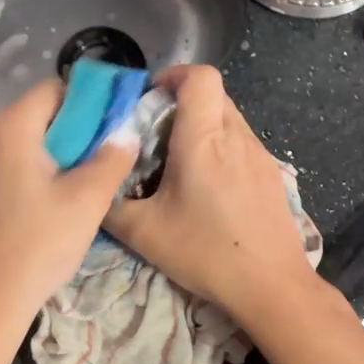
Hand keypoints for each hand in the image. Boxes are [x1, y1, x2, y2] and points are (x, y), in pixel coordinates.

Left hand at [0, 78, 135, 326]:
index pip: (56, 88)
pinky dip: (47, 163)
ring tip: (93, 175)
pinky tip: (67, 192)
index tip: (116, 123)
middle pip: (44, 110)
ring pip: (34, 135)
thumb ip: (112, 157)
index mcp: (12, 126)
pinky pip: (21, 156)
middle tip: (111, 152)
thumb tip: (127, 131)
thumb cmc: (40, 242)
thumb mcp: (88, 199)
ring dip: (66, 147)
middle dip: (80, 125)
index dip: (89, 100)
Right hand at [104, 66, 323, 328]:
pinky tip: (204, 184)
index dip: (173, 74)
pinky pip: (239, 141)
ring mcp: (258, 154)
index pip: (200, 76)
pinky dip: (217, 146)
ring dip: (199, 124)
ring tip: (175, 159)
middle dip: (179, 101)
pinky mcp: (270, 174)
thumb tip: (89, 186)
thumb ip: (109, 204)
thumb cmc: (207, 253)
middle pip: (211, 93)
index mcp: (203, 140)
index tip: (149, 96)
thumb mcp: (144, 233)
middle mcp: (235, 137)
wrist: (274, 289)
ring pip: (226, 116)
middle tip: (152, 130)